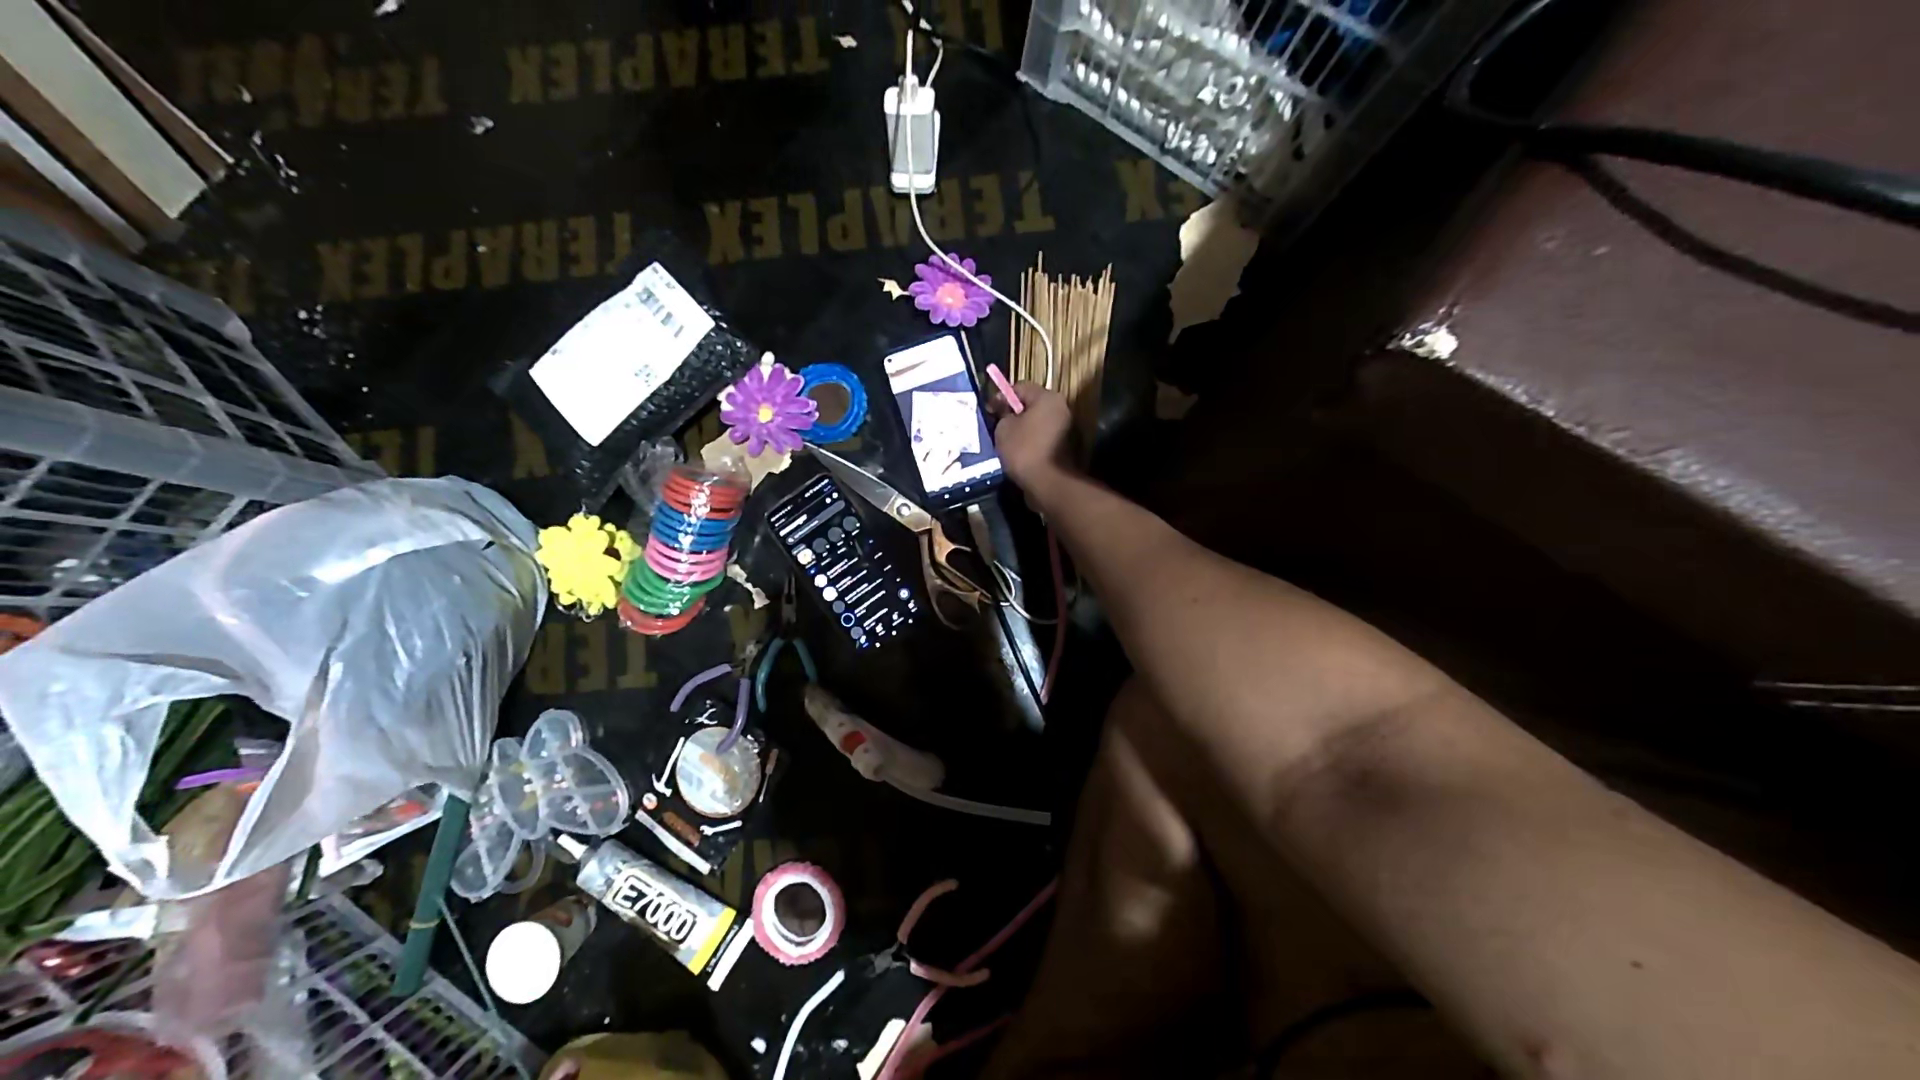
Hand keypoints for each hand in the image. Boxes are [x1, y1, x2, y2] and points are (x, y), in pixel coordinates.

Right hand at [990, 382, 1073, 496]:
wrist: (1047, 482)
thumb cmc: (1024, 449)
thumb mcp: (1004, 428)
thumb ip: (1002, 412)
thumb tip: (1004, 408)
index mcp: (1047, 398)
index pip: (1020, 386)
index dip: (1001, 396)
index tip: (990, 410)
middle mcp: (1060, 408)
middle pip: (1031, 404)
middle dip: (1013, 412)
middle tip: (997, 425)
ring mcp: (1065, 428)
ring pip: (1037, 422)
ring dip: (1022, 428)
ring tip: (1006, 441)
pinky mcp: (1065, 446)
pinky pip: (1042, 437)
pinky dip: (1031, 441)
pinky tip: (1019, 452)